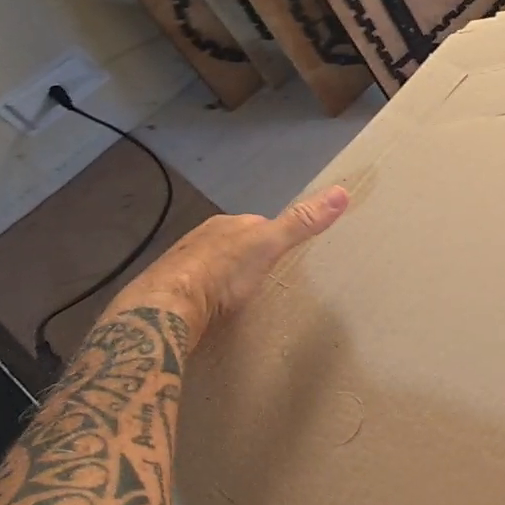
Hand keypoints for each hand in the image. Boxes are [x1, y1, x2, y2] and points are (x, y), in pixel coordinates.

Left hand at [107, 184, 349, 350]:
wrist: (162, 310)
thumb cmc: (221, 273)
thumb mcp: (269, 245)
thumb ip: (302, 222)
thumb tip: (343, 191)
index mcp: (225, 224)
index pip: (255, 225)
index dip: (271, 239)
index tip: (282, 257)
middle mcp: (199, 239)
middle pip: (231, 245)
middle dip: (243, 260)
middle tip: (260, 283)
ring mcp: (176, 267)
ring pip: (207, 267)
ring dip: (219, 280)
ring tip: (233, 302)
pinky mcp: (161, 295)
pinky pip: (188, 291)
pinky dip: (199, 298)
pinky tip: (205, 313)